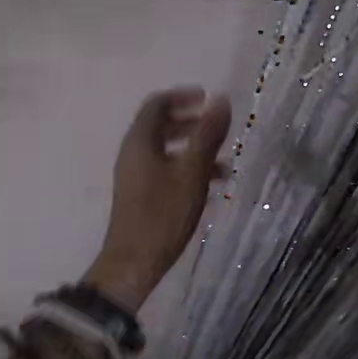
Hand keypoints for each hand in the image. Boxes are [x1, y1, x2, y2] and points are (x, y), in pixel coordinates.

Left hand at [83, 88, 230, 312]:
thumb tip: (222, 102)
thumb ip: (208, 136)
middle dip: (191, 122)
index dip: (183, 96)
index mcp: (140, 142)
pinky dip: (186, 169)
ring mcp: (135, 176)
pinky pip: (165, 171)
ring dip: (193, 149)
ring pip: (166, 150)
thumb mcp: (191, 174)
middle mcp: (133, 154)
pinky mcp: (140, 196)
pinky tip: (211, 186)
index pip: (157, 104)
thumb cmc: (163, 215)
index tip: (208, 99)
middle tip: (218, 126)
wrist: (134, 262)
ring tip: (224, 161)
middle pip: (160, 126)